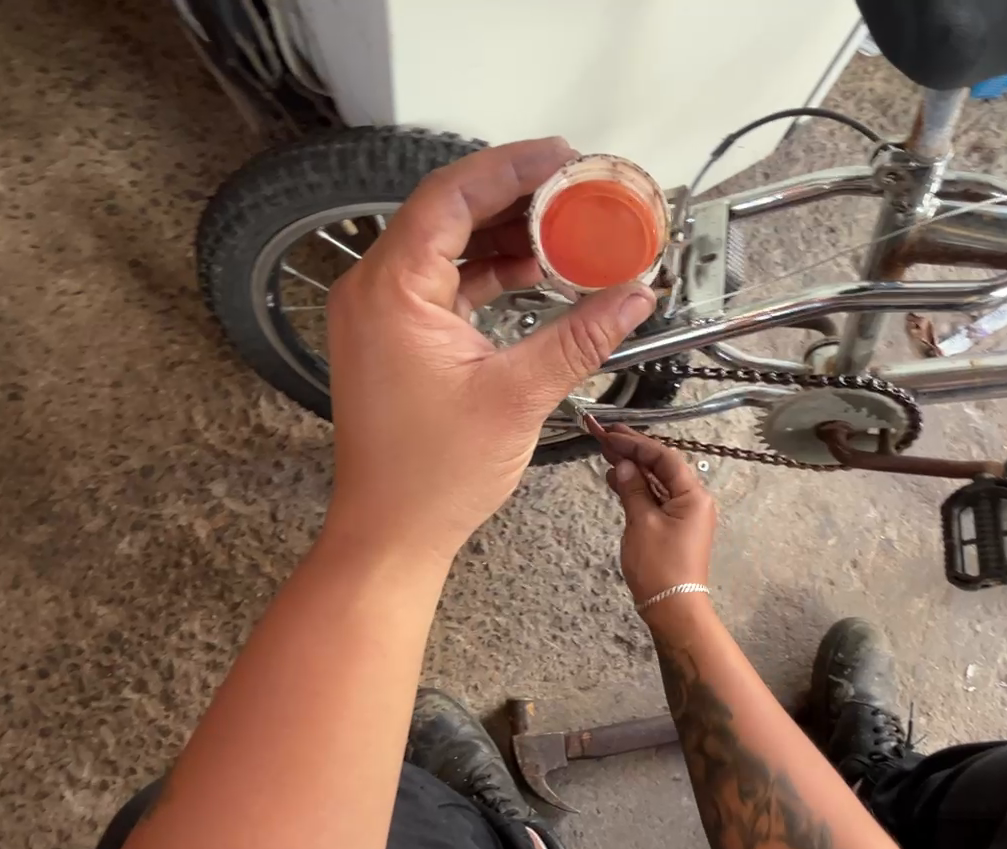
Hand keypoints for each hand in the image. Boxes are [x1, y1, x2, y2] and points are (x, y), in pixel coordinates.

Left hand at [322, 138, 656, 558]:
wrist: (394, 530)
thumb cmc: (432, 474)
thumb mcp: (519, 395)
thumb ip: (580, 337)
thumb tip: (632, 297)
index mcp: (391, 291)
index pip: (451, 196)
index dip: (512, 168)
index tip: (564, 159)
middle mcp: (375, 291)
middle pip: (448, 215)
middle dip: (516, 201)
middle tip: (575, 194)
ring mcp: (383, 315)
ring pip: (448, 249)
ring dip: (505, 238)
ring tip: (566, 233)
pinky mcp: (398, 339)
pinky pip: (445, 286)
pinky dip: (489, 276)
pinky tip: (534, 274)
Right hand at [593, 424, 716, 612]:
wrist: (672, 608)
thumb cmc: (659, 566)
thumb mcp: (642, 523)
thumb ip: (633, 490)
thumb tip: (624, 465)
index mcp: (693, 495)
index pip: (664, 457)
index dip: (636, 443)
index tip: (610, 433)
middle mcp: (694, 500)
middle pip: (662, 467)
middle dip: (633, 451)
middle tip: (605, 435)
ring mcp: (685, 515)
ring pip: (657, 483)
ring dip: (633, 469)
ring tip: (606, 455)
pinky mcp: (675, 528)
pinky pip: (656, 499)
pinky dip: (637, 489)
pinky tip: (616, 481)